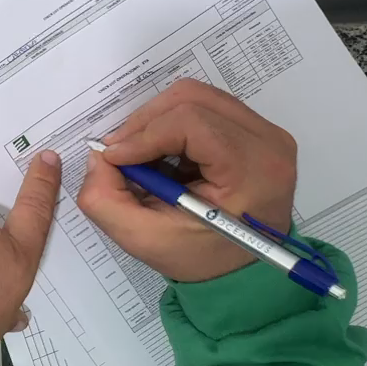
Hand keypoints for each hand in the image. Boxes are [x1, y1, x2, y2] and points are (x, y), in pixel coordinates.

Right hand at [75, 78, 296, 281]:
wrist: (241, 269)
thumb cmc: (198, 256)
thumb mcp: (140, 238)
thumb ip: (104, 197)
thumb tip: (98, 156)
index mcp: (252, 171)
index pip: (191, 122)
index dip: (143, 135)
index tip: (113, 158)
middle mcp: (267, 142)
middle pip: (190, 99)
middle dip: (143, 123)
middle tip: (120, 153)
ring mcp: (264, 132)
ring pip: (192, 96)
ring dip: (154, 121)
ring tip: (140, 153)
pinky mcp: (252, 129)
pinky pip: (200, 105)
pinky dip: (169, 123)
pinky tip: (162, 153)